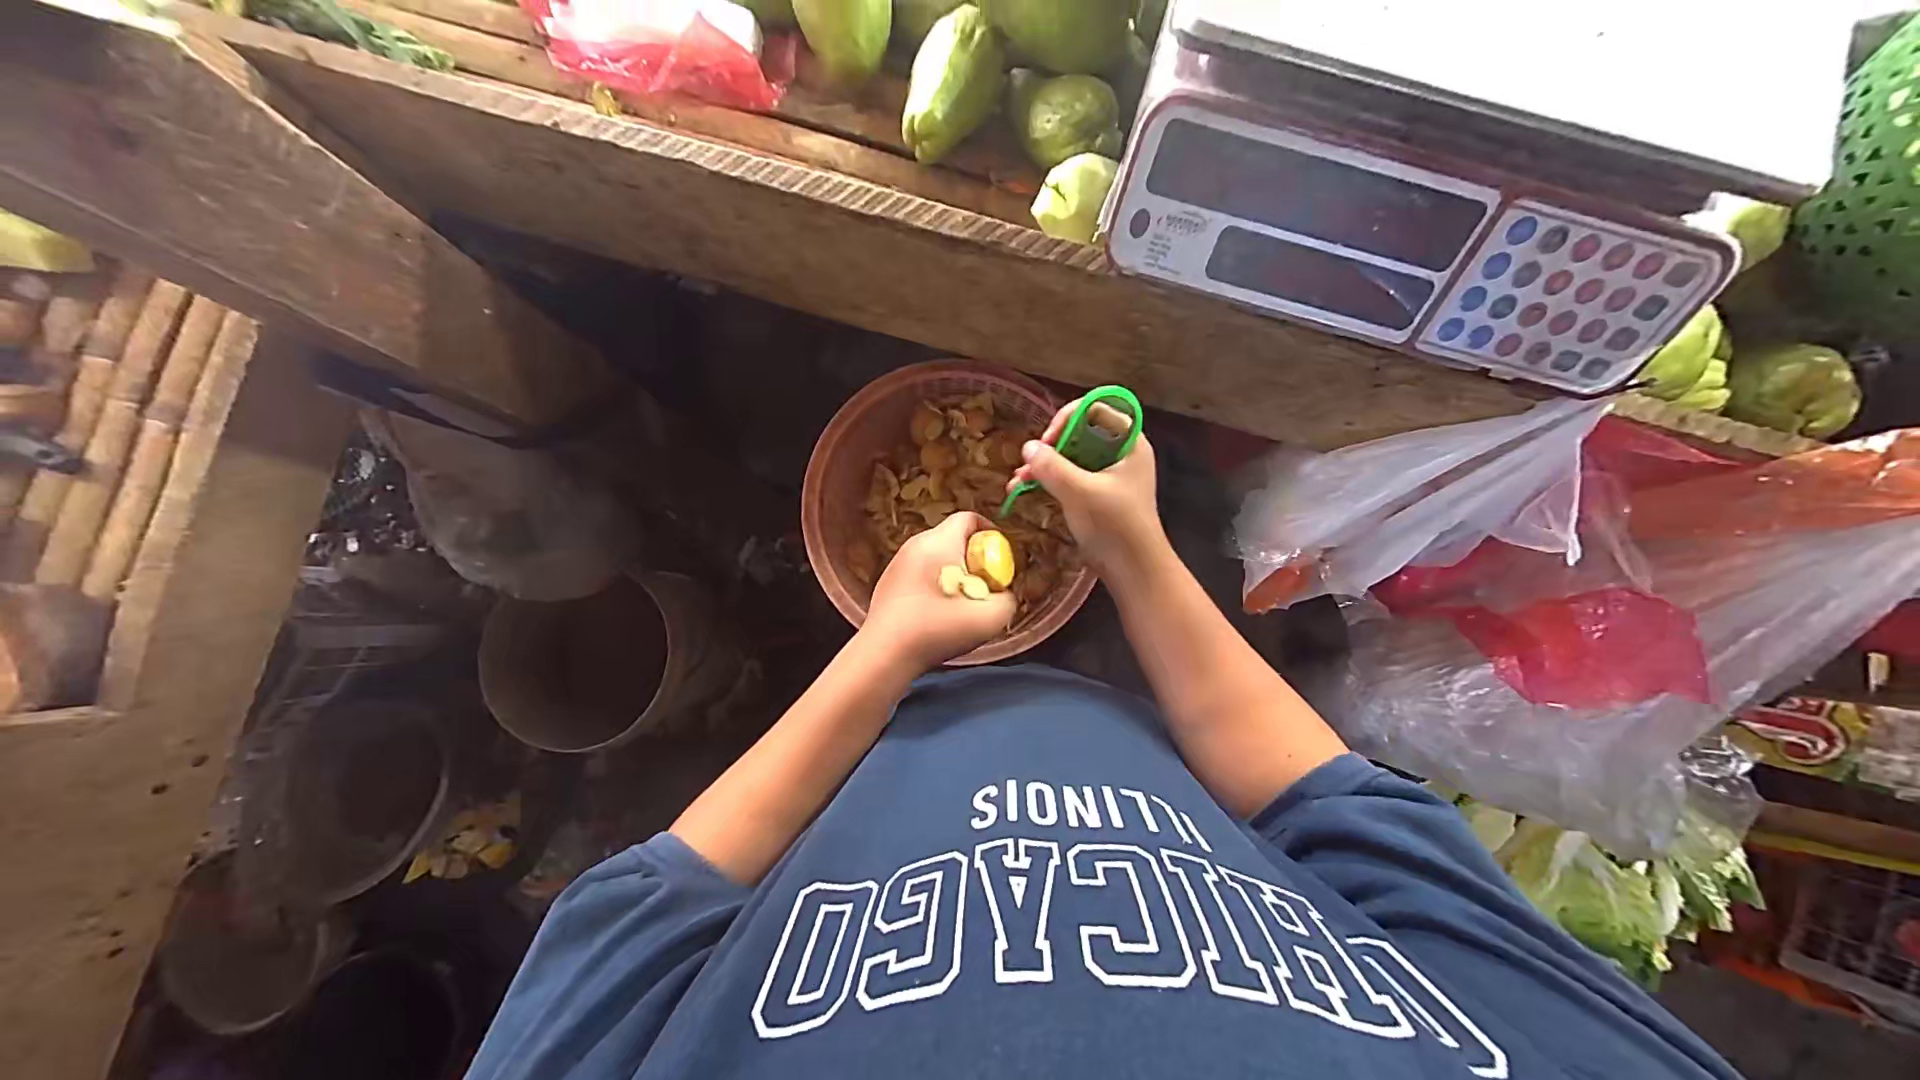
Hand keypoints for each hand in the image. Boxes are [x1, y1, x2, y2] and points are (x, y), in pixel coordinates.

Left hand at [858, 511, 1016, 669]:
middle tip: (983, 589)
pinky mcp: (889, 583)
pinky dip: (935, 589)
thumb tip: (1003, 594)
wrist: (884, 656)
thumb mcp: (990, 618)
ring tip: (960, 608)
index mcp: (938, 542)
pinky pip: (922, 575)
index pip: (970, 518)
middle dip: (975, 562)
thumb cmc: (934, 631)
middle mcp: (915, 544)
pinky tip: (937, 616)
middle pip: (956, 540)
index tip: (998, 565)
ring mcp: (898, 563)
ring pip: (939, 559)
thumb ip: (1007, 599)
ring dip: (955, 577)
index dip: (992, 537)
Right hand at [1008, 397, 1166, 575]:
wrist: (1134, 572)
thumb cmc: (1115, 527)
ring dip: (1044, 465)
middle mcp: (1121, 454)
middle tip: (1029, 461)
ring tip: (1018, 479)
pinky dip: (1050, 480)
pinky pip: (1070, 476)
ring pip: (1072, 456)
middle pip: (1080, 432)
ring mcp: (1109, 475)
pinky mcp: (1098, 495)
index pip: (1097, 409)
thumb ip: (1052, 467)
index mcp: (1129, 444)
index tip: (1048, 441)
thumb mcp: (1080, 493)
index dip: (1069, 418)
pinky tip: (1024, 488)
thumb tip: (1028, 447)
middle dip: (1050, 445)